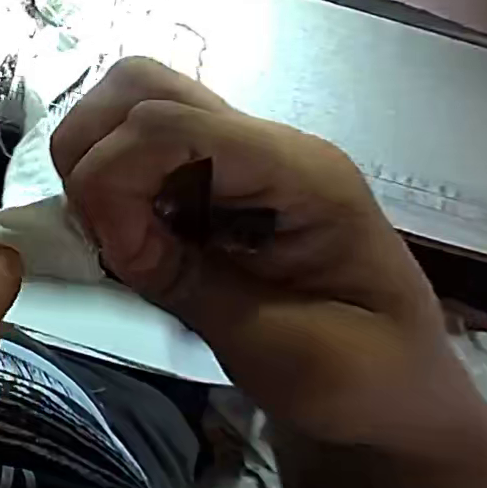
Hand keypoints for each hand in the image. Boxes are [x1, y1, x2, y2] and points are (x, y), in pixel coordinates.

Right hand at [52, 58, 486, 457]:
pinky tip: (118, 221)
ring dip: (88, 156)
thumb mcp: (281, 352)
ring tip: (106, 222)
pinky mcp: (200, 165)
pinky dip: (97, 169)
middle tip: (98, 222)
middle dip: (89, 150)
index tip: (119, 254)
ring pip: (121, 100)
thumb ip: (180, 278)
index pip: (165, 125)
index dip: (113, 181)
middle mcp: (261, 141)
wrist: (398, 401)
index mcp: (300, 174)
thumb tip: (102, 232)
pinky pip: (121, 134)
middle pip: (137, 87)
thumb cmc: (364, 384)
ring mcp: (229, 148)